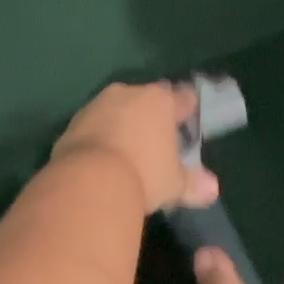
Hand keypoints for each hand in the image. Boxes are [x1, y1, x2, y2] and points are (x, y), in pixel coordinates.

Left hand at [50, 83, 219, 213]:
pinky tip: (101, 161)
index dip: (187, 109)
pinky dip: (99, 139)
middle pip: (145, 100)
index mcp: (159, 101)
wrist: (88, 181)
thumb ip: (193, 183)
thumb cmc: (143, 175)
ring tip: (127, 151)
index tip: (189, 118)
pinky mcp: (71, 125)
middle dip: (150, 117)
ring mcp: (95, 106)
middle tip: (156, 140)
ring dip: (121, 126)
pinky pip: (93, 128)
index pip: (182, 97)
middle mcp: (127, 94)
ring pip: (115, 111)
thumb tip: (212, 189)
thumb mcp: (174, 184)